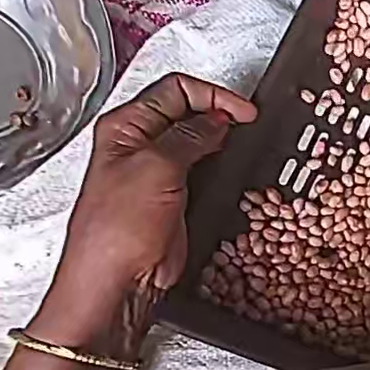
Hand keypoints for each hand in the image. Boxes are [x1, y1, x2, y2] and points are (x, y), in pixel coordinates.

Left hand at [32, 74, 255, 352]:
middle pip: (189, 112)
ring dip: (224, 142)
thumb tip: (216, 120)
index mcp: (127, 127)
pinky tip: (235, 170)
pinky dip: (223, 166)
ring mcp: (160, 171)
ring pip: (200, 142)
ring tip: (247, 145)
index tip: (245, 112)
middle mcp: (142, 145)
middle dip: (222, 114)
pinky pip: (205, 171)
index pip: (177, 91)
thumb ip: (190, 137)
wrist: (120, 278)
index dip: (214, 96)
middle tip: (250, 124)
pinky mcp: (177, 197)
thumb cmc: (119, 228)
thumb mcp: (157, 168)